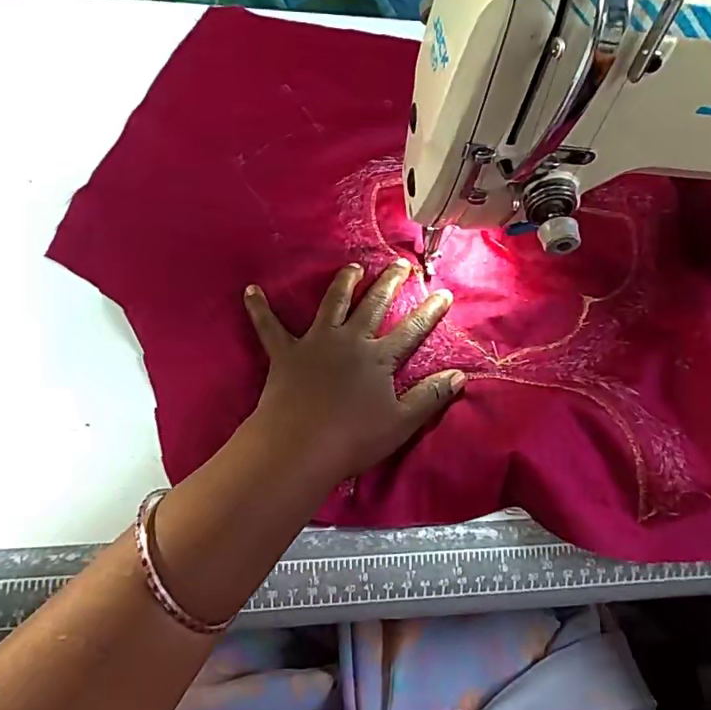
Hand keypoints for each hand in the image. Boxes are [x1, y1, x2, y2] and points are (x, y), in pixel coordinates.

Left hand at [240, 259, 463, 486]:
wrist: (300, 444)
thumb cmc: (352, 438)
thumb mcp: (401, 423)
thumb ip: (430, 397)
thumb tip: (459, 376)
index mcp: (378, 357)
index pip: (411, 329)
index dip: (429, 312)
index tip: (443, 294)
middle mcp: (349, 340)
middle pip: (373, 304)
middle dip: (389, 283)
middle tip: (400, 265)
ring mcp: (315, 342)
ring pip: (332, 303)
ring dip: (343, 283)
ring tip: (352, 268)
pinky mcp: (286, 352)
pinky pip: (269, 326)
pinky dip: (260, 309)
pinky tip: (251, 290)